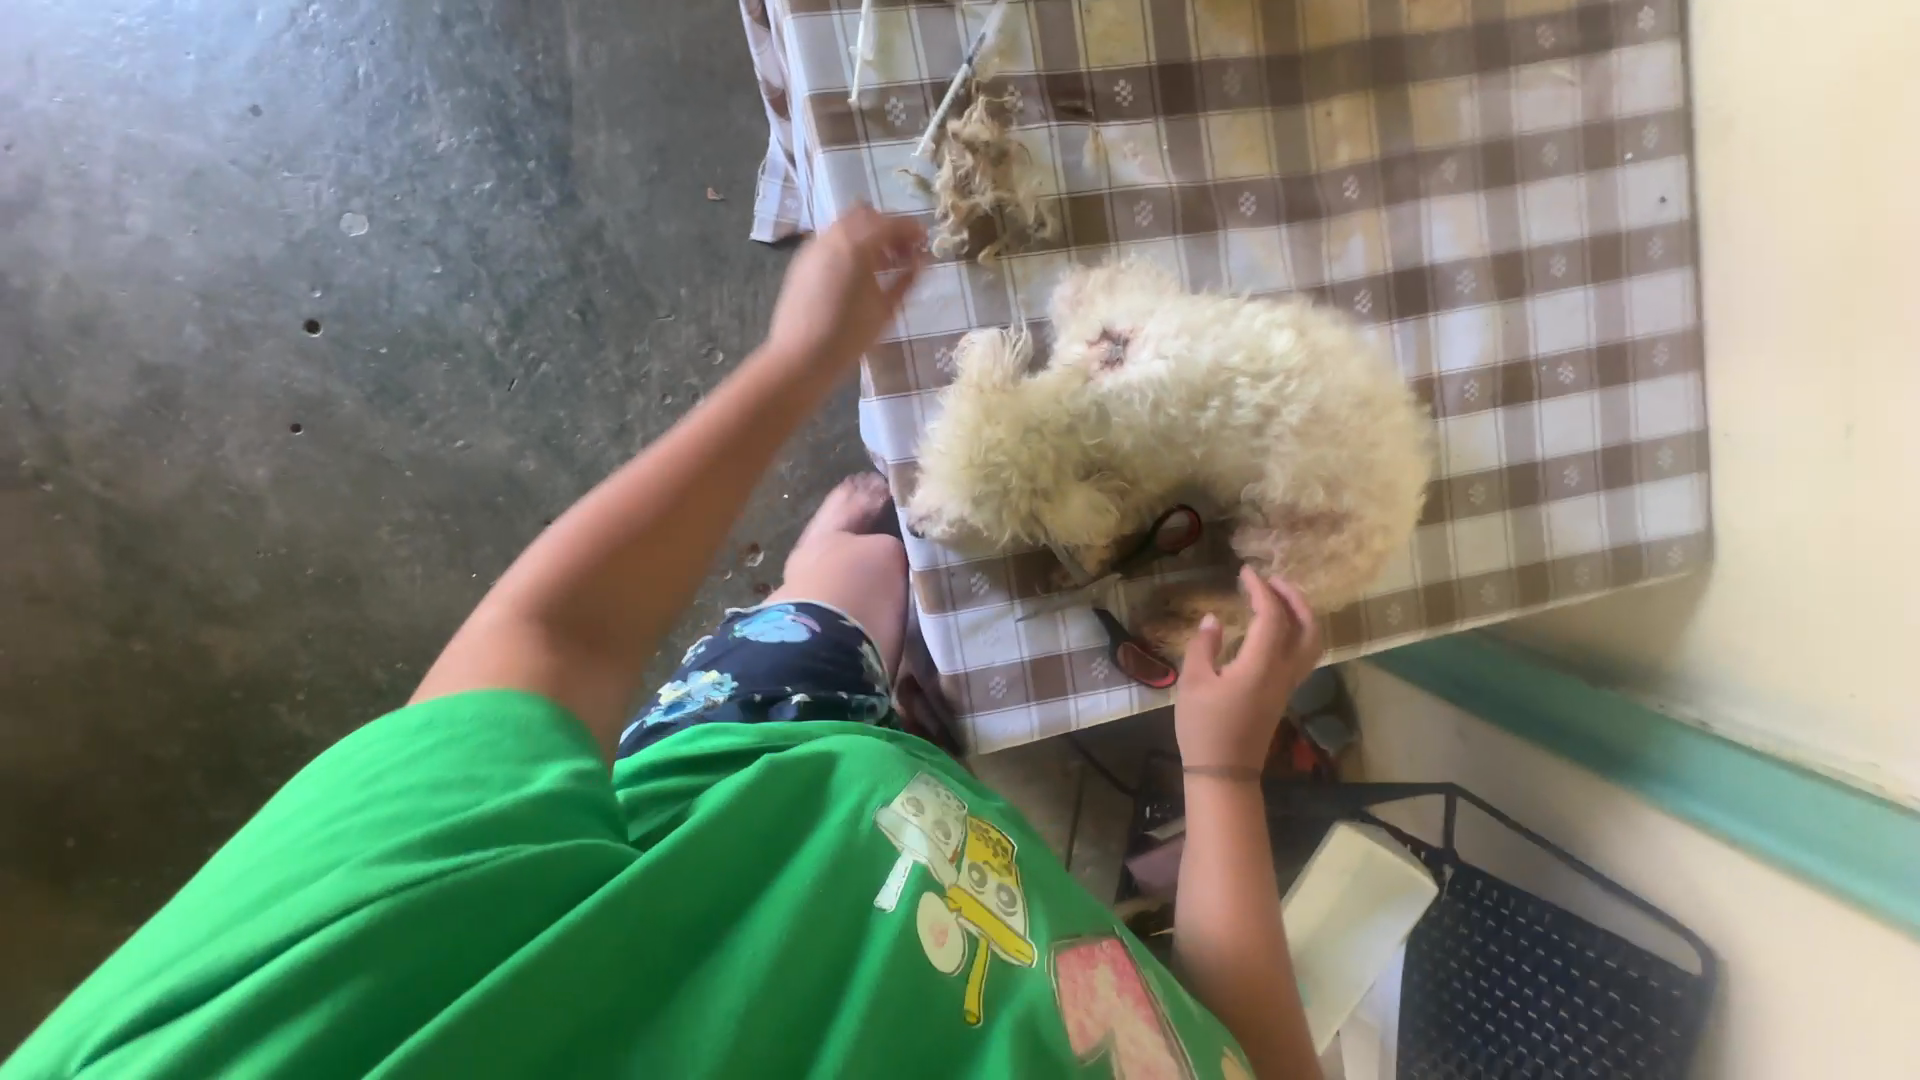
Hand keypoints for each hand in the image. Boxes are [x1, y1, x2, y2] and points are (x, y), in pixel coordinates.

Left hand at [765, 204, 925, 373]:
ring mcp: (814, 246)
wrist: (801, 356)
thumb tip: (921, 261)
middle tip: (905, 251)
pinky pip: (831, 241)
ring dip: (868, 236)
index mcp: (858, 244)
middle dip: (889, 228)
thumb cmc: (849, 336)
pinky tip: (859, 272)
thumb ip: (907, 279)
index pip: (891, 223)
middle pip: (867, 215)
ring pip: (846, 225)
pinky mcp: (802, 261)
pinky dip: (850, 246)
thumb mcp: (886, 309)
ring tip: (884, 264)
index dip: (912, 229)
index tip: (926, 241)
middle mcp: (833, 235)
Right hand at [1174, 566, 1323, 771]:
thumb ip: (1204, 646)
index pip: (1272, 616)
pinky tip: (1273, 629)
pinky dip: (1295, 632)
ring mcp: (1288, 685)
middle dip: (1293, 597)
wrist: (1223, 771)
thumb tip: (1213, 620)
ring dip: (1301, 614)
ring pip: (1311, 642)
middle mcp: (1283, 672)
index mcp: (1261, 665)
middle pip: (1307, 627)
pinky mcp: (1283, 694)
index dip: (1261, 590)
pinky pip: (1302, 654)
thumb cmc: (1204, 727)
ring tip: (1278, 598)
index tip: (1244, 572)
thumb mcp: (1193, 682)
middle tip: (1271, 579)